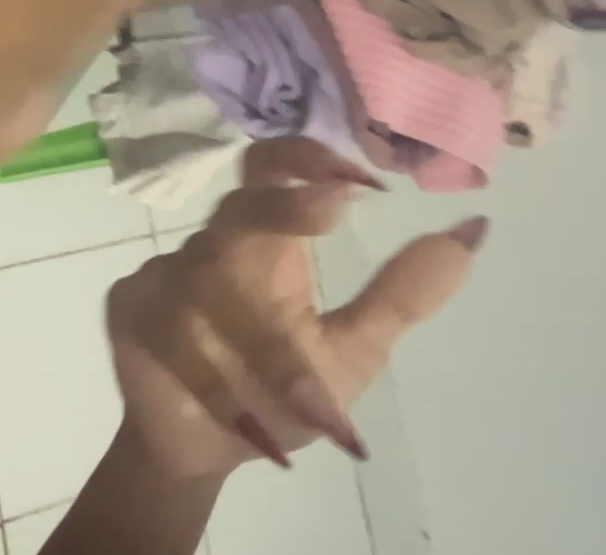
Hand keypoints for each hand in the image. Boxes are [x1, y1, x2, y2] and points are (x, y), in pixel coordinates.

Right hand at [106, 138, 484, 479]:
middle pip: (238, 207)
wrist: (201, 448)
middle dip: (282, 207)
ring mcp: (163, 277)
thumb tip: (475, 227)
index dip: (302, 158)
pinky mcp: (130, 310)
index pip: (269, 172)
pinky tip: (244, 422)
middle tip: (335, 206)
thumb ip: (401, 294)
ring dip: (266, 352)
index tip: (358, 179)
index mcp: (264, 249)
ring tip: (317, 410)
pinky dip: (215, 383)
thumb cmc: (280, 395)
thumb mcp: (352, 350)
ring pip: (210, 288)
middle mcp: (212, 251)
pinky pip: (174, 336)